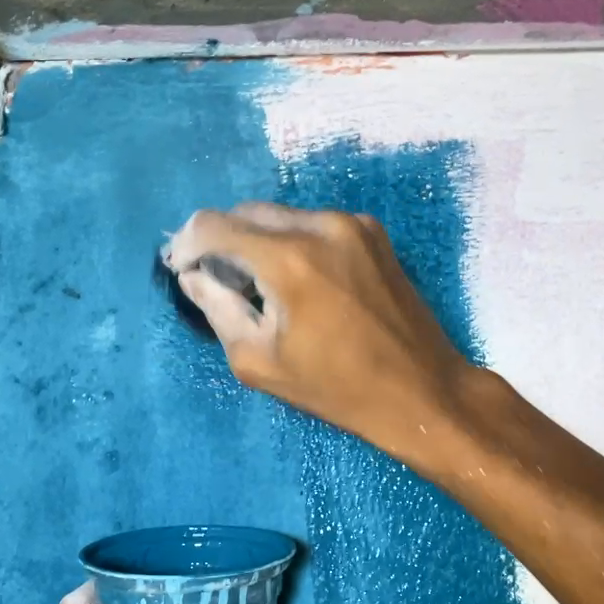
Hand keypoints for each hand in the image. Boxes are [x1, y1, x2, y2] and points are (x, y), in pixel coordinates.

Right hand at [164, 203, 475, 465]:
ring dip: (257, 241)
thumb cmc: (336, 388)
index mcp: (290, 259)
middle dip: (221, 241)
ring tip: (259, 286)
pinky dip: (291, 243)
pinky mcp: (372, 232)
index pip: (215, 226)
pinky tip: (297, 282)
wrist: (422, 391)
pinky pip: (312, 224)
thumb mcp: (260, 362)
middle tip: (217, 282)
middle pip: (247, 213)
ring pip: (280, 216)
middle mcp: (321, 225)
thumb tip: (194, 276)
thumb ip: (218, 310)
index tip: (180, 269)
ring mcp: (352, 224)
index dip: (187, 244)